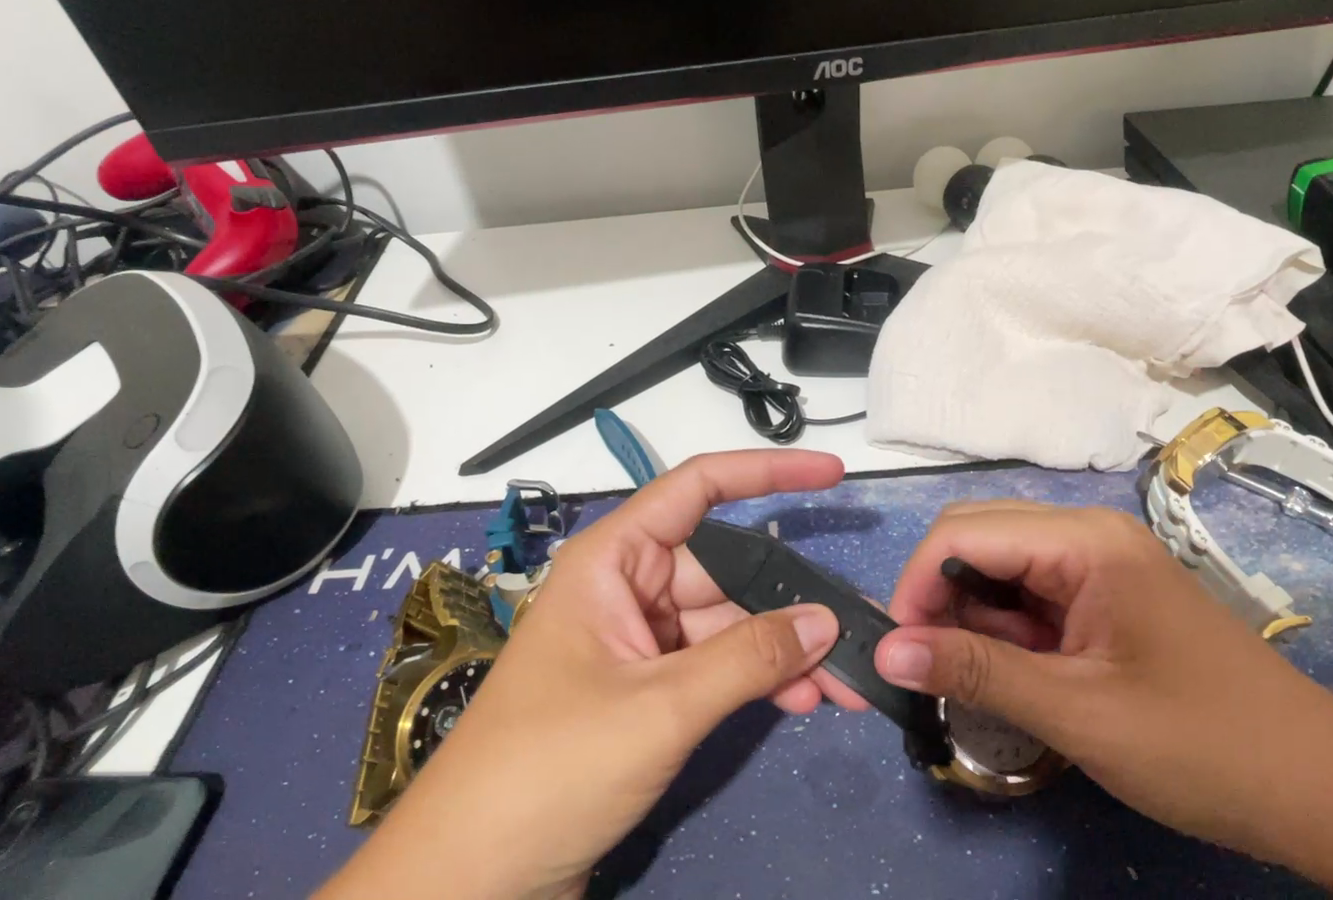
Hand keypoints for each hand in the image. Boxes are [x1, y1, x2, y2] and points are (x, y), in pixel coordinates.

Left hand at [318, 450, 865, 899]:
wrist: (471, 876)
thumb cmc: (550, 766)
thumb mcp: (658, 708)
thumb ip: (747, 659)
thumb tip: (826, 621)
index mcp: (611, 561)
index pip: (696, 489)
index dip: (766, 472)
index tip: (830, 472)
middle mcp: (627, 589)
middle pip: (726, 569)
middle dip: (793, 598)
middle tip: (861, 626)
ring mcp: (637, 644)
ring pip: (729, 624)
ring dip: (785, 650)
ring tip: (848, 682)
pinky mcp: (645, 694)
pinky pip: (716, 667)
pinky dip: (758, 681)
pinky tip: (804, 701)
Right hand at [872, 501, 1332, 855]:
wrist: (1323, 791)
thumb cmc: (1204, 746)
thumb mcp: (1078, 713)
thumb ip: (977, 673)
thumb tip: (886, 653)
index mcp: (1087, 541)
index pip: (964, 532)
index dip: (916, 585)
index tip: (895, 653)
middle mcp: (1089, 537)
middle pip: (977, 541)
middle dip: (935, 598)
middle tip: (918, 669)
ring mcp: (1099, 569)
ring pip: (998, 573)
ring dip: (966, 621)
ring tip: (956, 683)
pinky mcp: (1105, 604)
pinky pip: (1029, 602)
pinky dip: (1000, 636)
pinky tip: (997, 679)